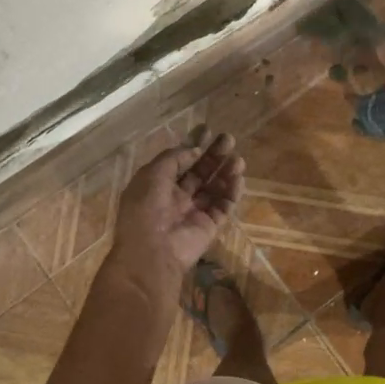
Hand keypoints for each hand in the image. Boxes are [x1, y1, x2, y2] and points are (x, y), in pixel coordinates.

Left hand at [106, 132, 244, 293]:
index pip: (178, 161)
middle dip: (213, 156)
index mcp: (157, 184)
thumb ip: (174, 158)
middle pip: (199, 172)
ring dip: (225, 172)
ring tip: (238, 159)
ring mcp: (193, 212)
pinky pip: (223, 206)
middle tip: (228, 139)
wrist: (152, 253)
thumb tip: (194, 150)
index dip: (193, 146)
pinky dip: (231, 193)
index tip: (207, 130)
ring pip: (213, 188)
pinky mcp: (208, 226)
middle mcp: (175, 197)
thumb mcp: (152, 174)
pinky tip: (238, 178)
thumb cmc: (146, 209)